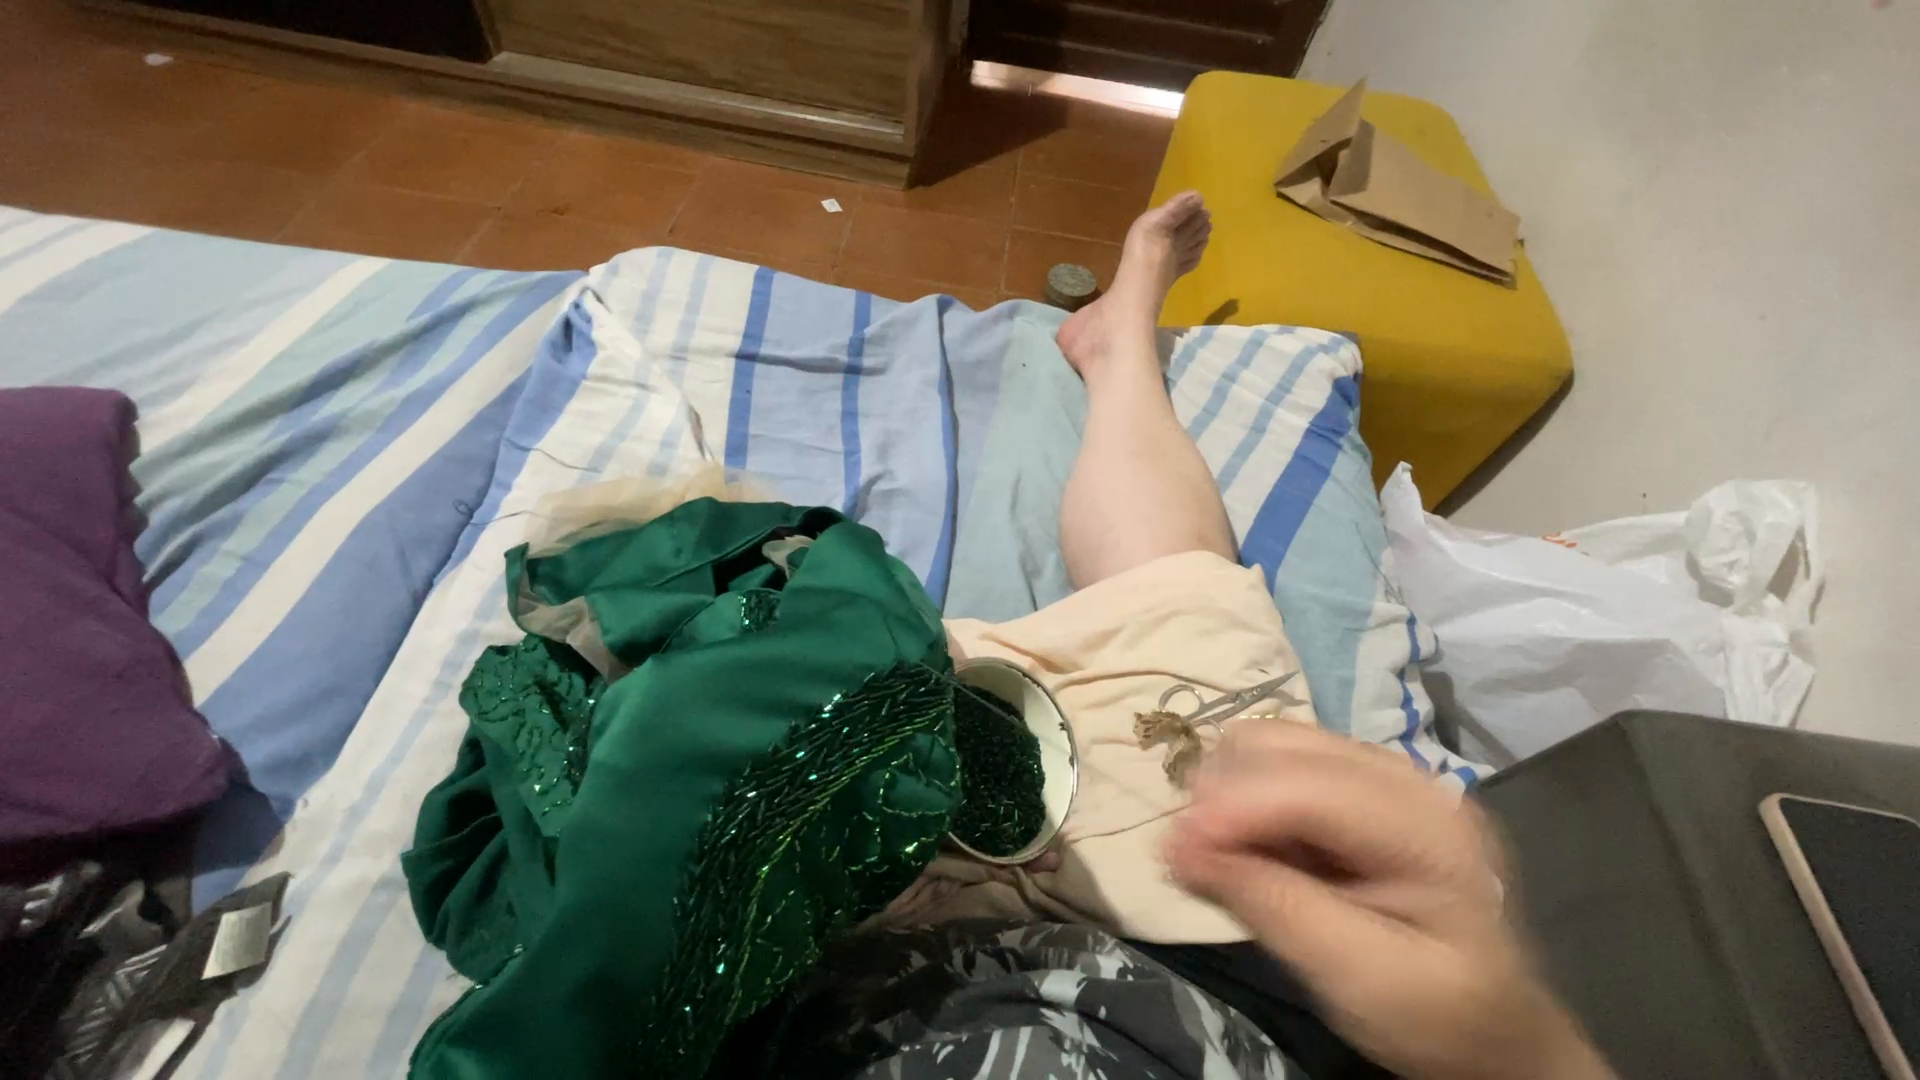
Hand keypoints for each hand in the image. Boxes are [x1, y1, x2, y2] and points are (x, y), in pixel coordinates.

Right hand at [1167, 721, 1614, 1079]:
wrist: (1485, 1020)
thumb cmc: (1434, 1013)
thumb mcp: (1358, 979)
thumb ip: (1272, 907)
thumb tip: (1178, 850)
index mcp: (1426, 828)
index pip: (1312, 787)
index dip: (1233, 808)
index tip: (1173, 851)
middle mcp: (1403, 776)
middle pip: (1282, 743)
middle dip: (1221, 792)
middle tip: (1191, 856)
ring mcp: (1378, 769)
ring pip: (1269, 739)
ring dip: (1225, 786)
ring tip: (1216, 847)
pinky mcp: (1351, 777)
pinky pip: (1273, 755)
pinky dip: (1240, 788)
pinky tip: (1245, 837)